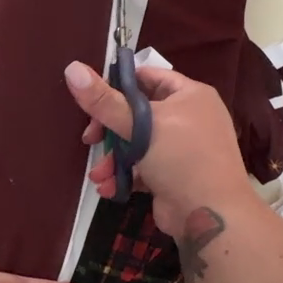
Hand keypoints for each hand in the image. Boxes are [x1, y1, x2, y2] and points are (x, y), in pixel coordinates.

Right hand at [63, 60, 255, 236]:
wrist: (210, 214)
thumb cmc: (181, 158)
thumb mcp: (140, 125)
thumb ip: (104, 101)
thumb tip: (71, 68)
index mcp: (189, 95)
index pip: (147, 77)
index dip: (117, 86)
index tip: (92, 102)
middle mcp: (188, 117)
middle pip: (136, 113)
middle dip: (109, 131)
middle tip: (90, 141)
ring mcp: (181, 148)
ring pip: (135, 144)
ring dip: (112, 159)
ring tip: (98, 175)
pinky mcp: (172, 174)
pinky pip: (141, 167)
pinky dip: (124, 175)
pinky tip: (110, 187)